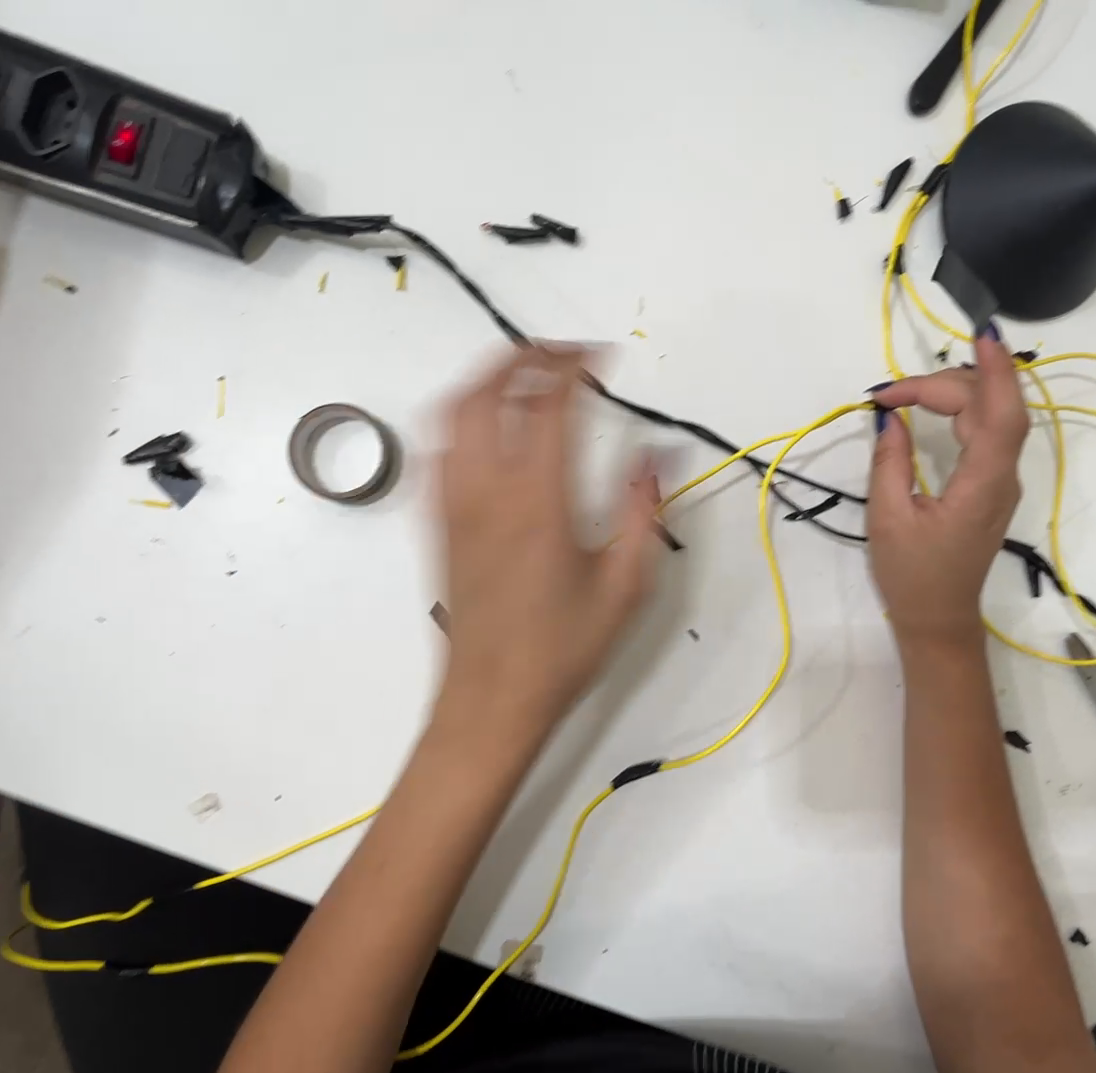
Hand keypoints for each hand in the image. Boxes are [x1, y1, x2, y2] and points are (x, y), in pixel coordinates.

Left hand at [436, 346, 664, 739]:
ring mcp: (451, 504)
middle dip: (522, 355)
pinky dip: (459, 418)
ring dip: (485, 379)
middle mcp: (486, 490)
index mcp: (538, 501)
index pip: (549, 405)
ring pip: (451, 413)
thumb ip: (644, 510)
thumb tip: (660, 452)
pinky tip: (483, 429)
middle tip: (560, 353)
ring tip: (521, 375)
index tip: (601, 356)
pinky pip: (437, 450)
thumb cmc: (564, 647)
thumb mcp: (626, 585)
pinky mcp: (435, 523)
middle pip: (486, 391)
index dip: (575, 366)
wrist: (491, 697)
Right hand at [867, 330, 1028, 650]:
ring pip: (994, 417)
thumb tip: (888, 417)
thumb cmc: (911, 575)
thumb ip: (889, 461)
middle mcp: (1001, 477)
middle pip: (995, 407)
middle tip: (893, 390)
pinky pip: (986, 435)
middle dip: (950, 382)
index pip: (999, 412)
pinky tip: (936, 405)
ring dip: (958, 392)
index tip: (950, 349)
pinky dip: (962, 411)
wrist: (938, 620)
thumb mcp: (888, 518)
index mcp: (982, 483)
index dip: (989, 370)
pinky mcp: (989, 488)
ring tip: (910, 389)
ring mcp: (999, 482)